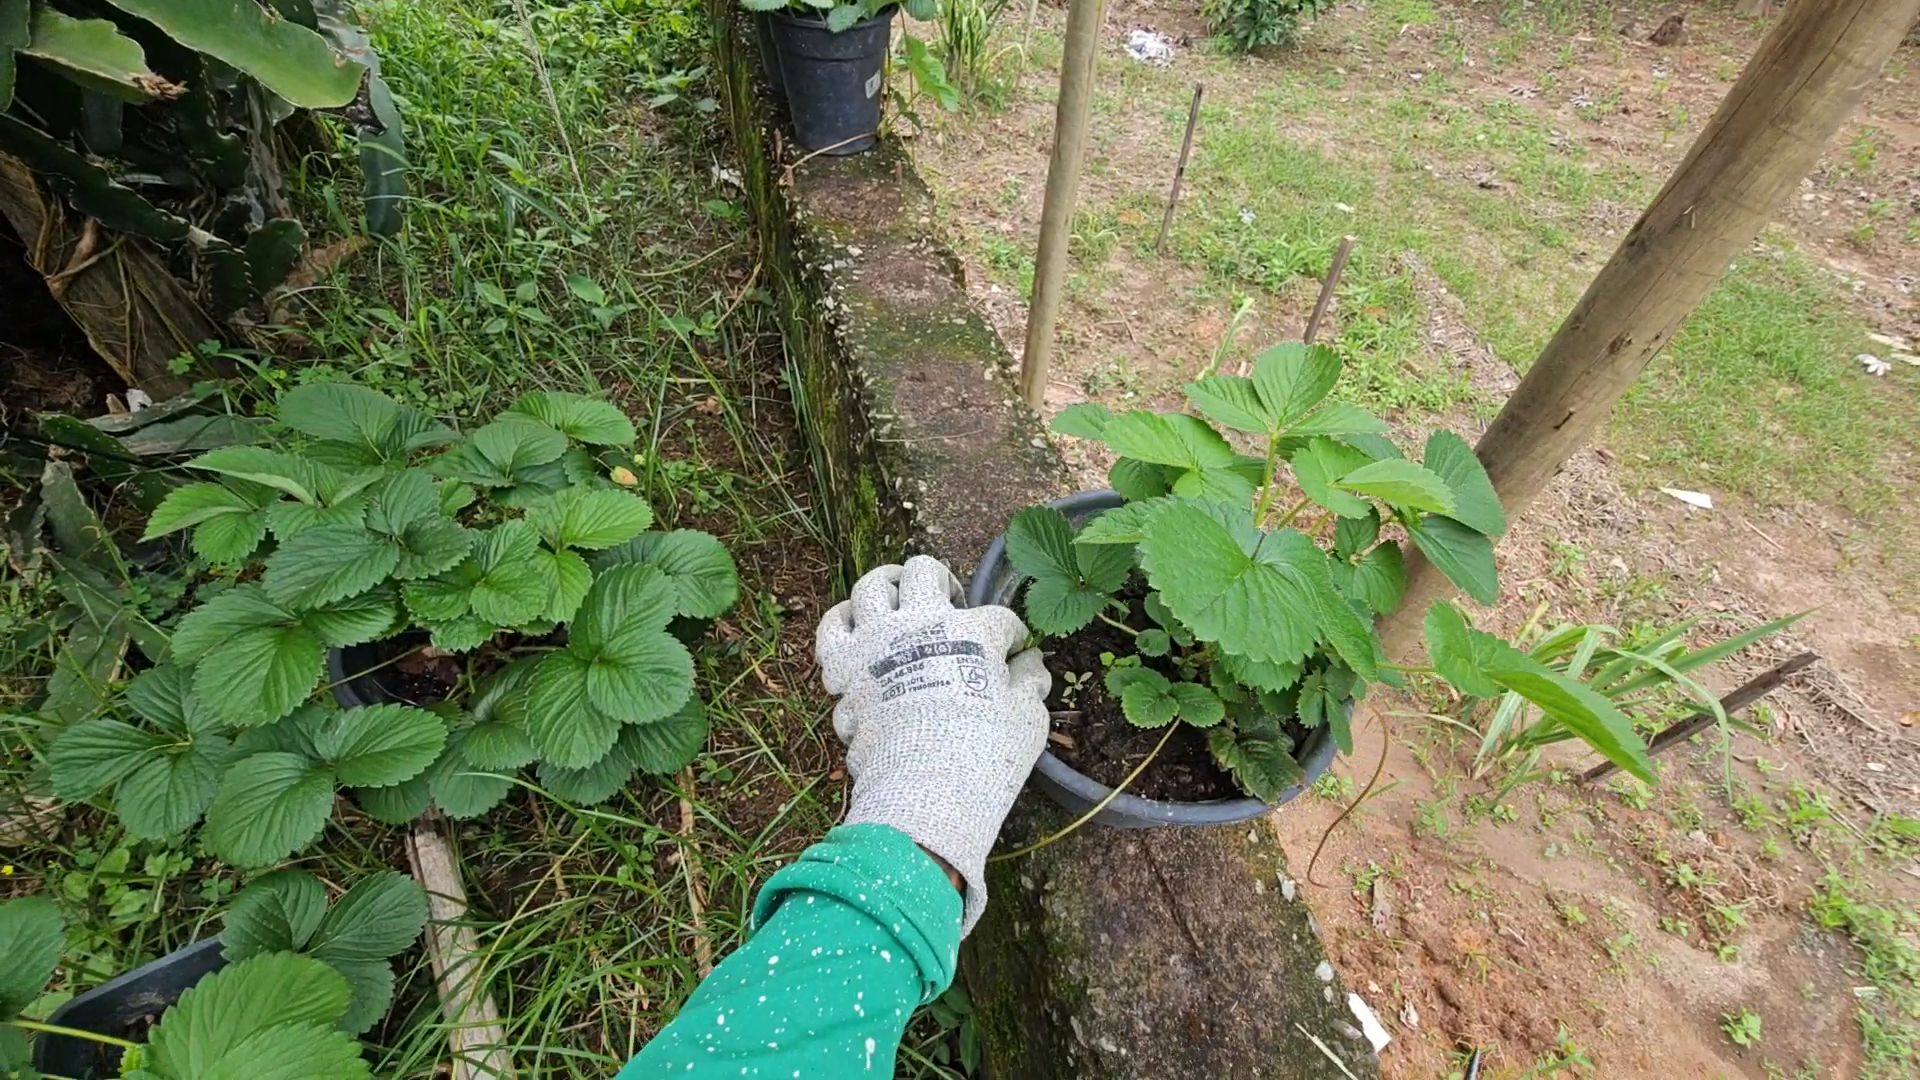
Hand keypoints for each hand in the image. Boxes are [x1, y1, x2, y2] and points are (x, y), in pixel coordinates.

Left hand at [815, 556, 1049, 933]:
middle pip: (926, 571)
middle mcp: (921, 623)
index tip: (1015, 651)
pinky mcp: (843, 666)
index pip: (1000, 619)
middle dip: (943, 583)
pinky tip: (857, 628)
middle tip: (951, 607)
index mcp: (973, 632)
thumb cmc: (986, 757)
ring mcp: (876, 640)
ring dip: (889, 589)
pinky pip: (832, 626)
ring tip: (900, 603)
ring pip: (872, 585)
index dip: (1012, 636)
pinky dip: (843, 622)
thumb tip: (1032, 664)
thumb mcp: (1027, 720)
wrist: (925, 792)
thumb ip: (1030, 683)